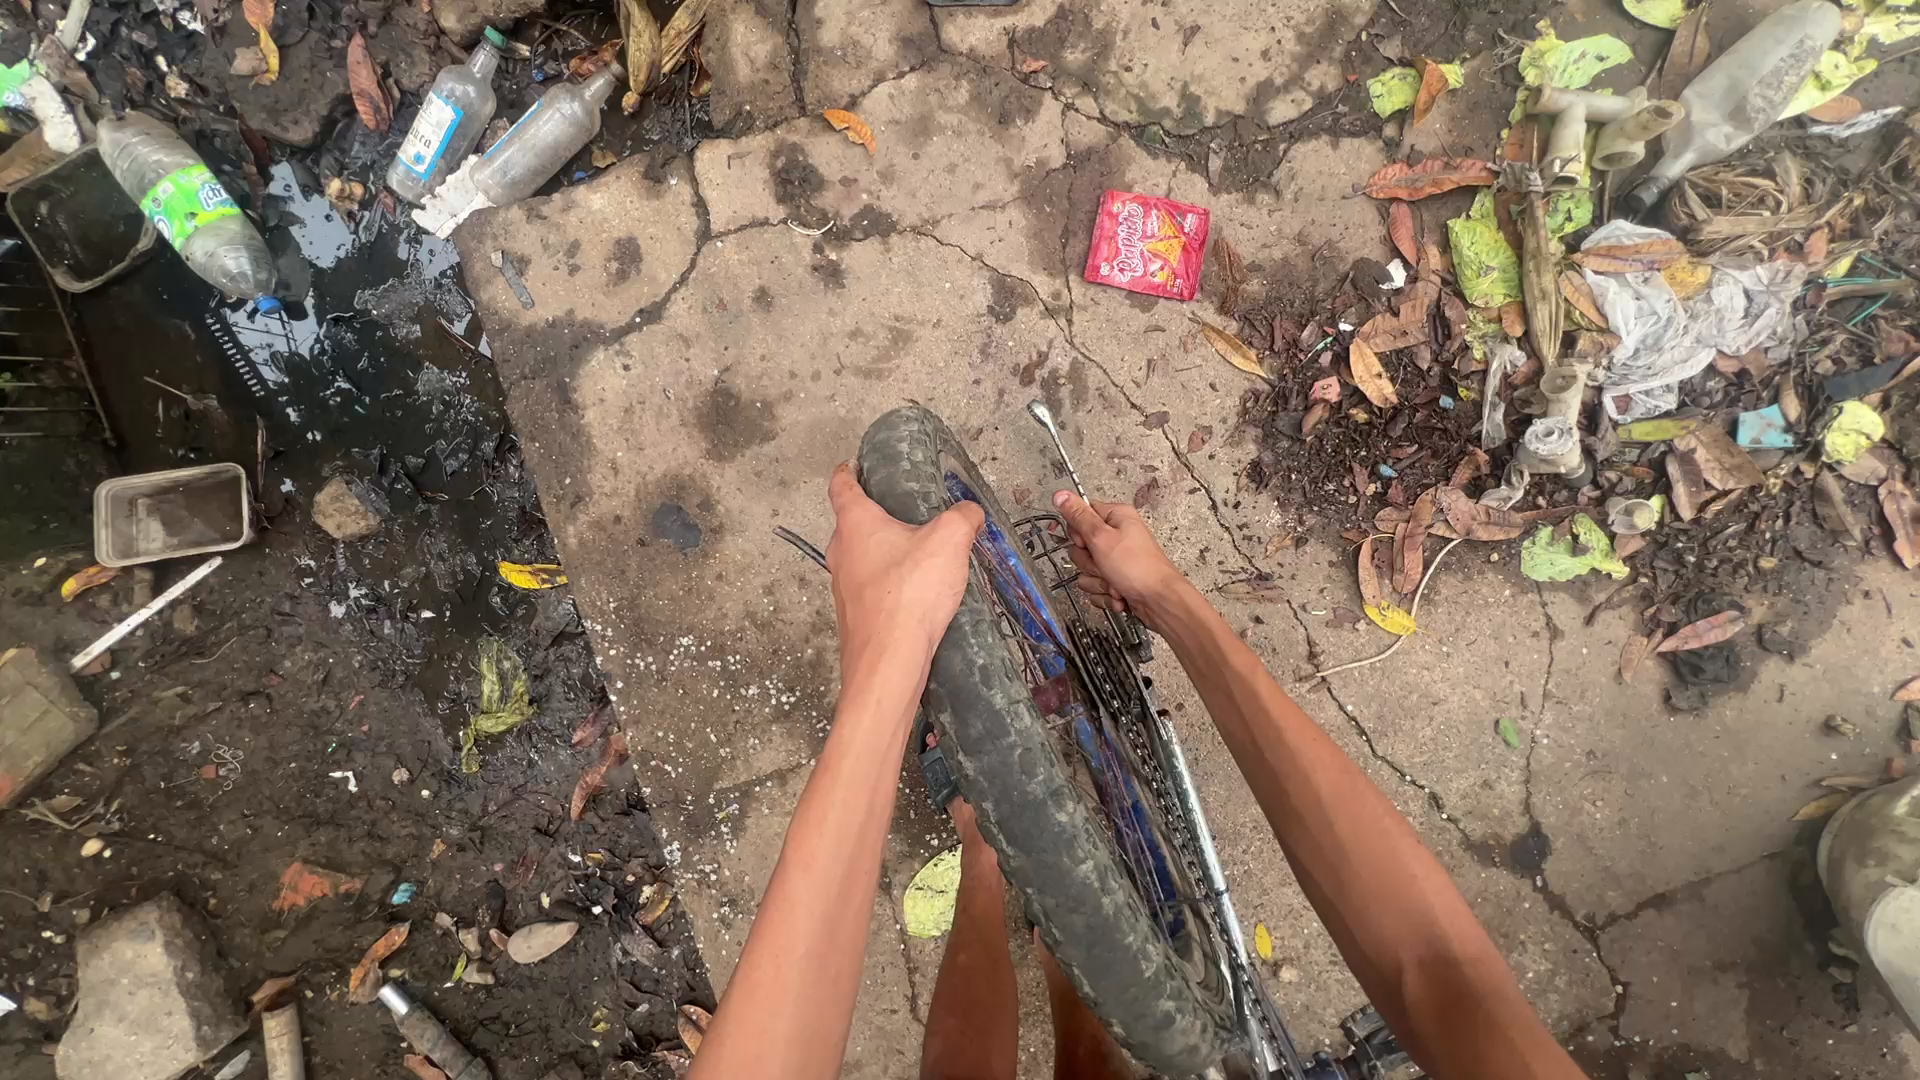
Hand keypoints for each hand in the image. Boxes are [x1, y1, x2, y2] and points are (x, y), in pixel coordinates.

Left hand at [826, 463, 984, 677]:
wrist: (889, 660)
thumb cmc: (910, 593)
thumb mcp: (949, 541)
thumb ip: (964, 517)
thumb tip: (971, 512)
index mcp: (855, 523)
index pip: (842, 485)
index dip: (848, 471)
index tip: (853, 465)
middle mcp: (841, 552)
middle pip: (853, 523)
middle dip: (876, 515)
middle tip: (905, 512)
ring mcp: (843, 587)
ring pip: (862, 557)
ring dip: (885, 552)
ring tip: (918, 553)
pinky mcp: (854, 616)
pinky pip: (871, 588)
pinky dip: (889, 583)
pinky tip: (916, 592)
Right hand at [1052, 490, 1188, 630]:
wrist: (1158, 601)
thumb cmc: (1138, 568)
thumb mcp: (1101, 538)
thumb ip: (1078, 516)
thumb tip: (1061, 495)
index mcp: (1116, 517)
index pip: (1081, 517)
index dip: (1079, 534)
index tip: (1088, 543)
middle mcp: (1117, 536)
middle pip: (1081, 547)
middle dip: (1089, 563)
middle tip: (1104, 564)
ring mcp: (1117, 560)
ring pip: (1086, 570)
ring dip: (1098, 582)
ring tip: (1115, 582)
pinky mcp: (1116, 579)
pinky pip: (1096, 586)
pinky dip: (1105, 594)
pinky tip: (1119, 594)